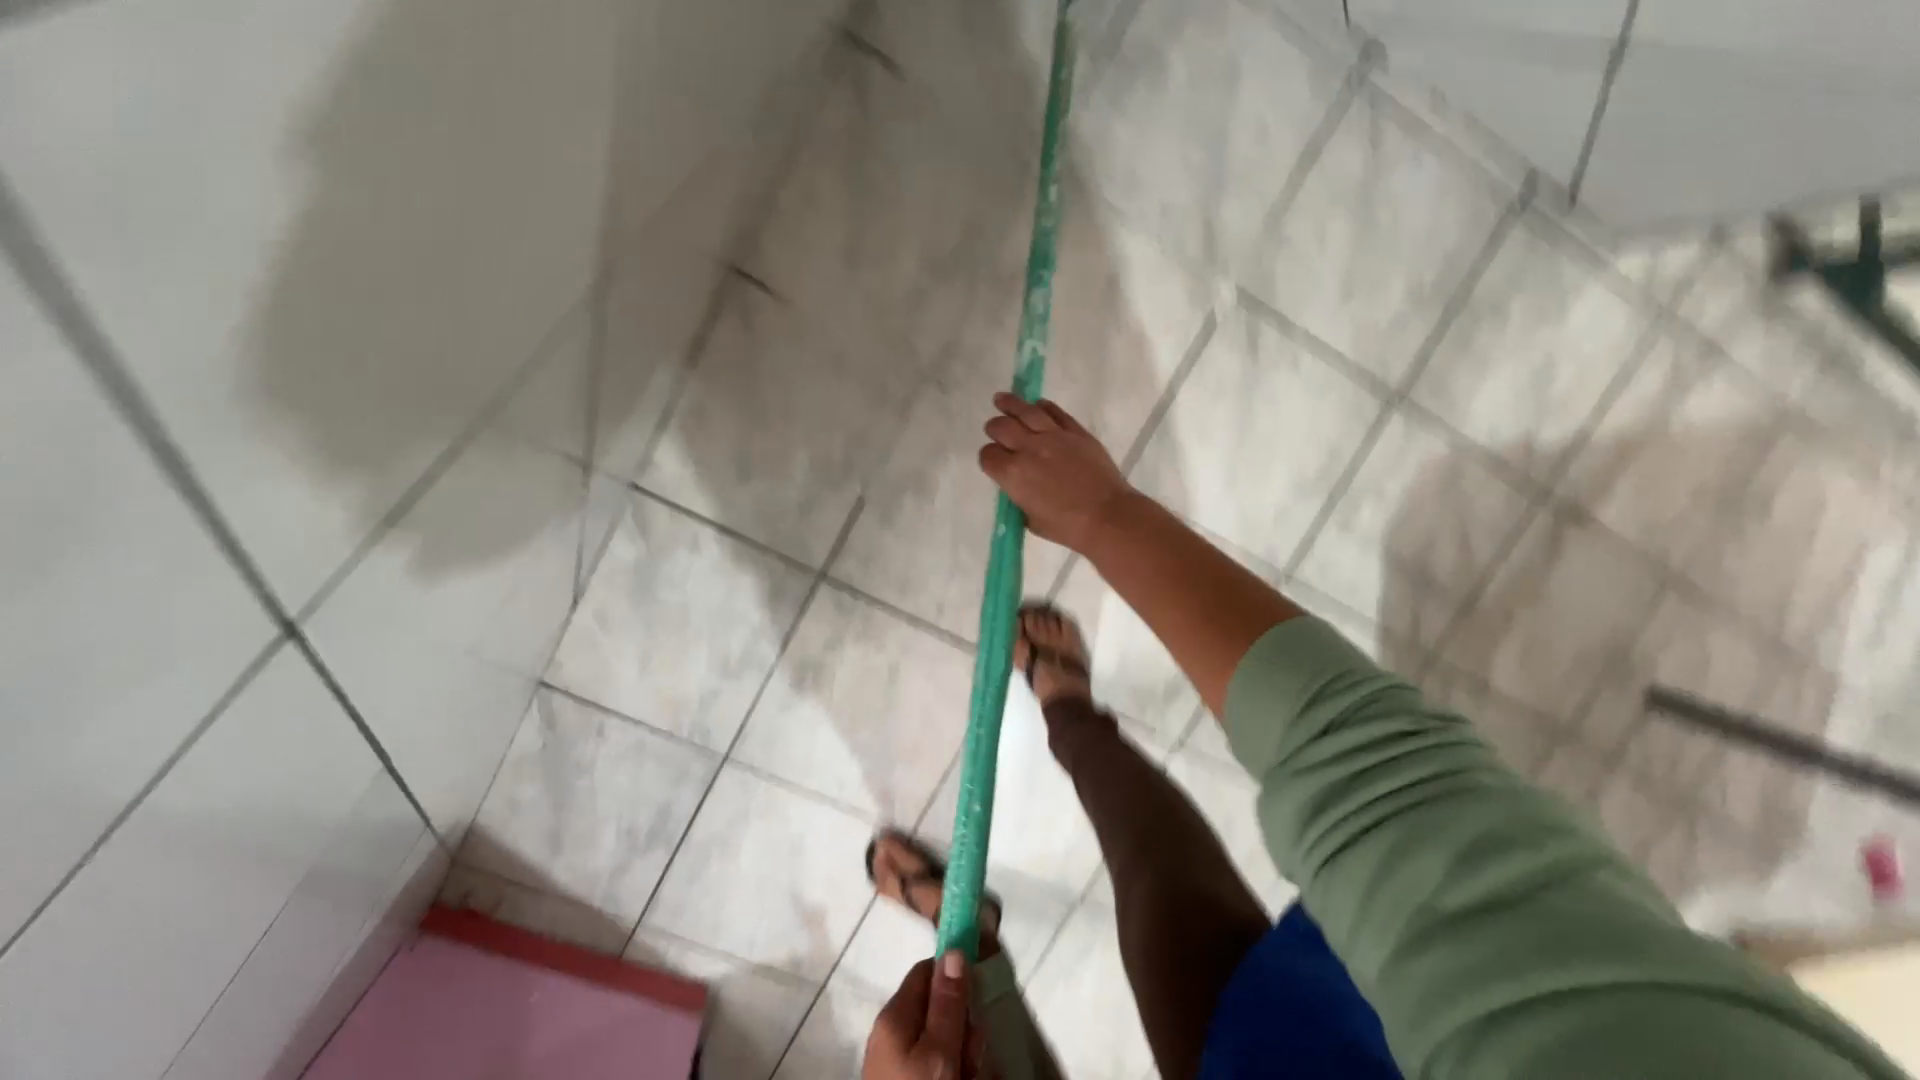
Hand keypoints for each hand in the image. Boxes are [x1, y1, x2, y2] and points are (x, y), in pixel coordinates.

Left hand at [863, 951, 980, 1079]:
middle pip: (939, 1007)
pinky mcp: (903, 1076)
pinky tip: (960, 1079)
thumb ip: (947, 1004)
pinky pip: (936, 1060)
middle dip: (964, 1027)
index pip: (926, 970)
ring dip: (963, 1052)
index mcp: (893, 1014)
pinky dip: (952, 1069)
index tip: (980, 993)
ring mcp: (895, 1056)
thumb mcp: (938, 1052)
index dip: (955, 974)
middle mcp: (891, 1029)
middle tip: (971, 1054)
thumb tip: (953, 950)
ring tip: (967, 1074)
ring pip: (942, 1038)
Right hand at [978, 393, 1134, 553]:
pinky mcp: (1075, 431)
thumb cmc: (1067, 527)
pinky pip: (1054, 412)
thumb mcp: (1030, 519)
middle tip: (995, 430)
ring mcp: (1053, 436)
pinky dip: (1042, 406)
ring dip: (1010, 403)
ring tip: (1001, 399)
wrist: (1106, 515)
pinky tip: (1037, 405)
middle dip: (994, 428)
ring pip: (1025, 411)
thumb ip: (1020, 497)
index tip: (994, 461)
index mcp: (1012, 474)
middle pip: (1001, 427)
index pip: (988, 455)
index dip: (988, 457)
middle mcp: (1028, 449)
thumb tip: (1019, 486)